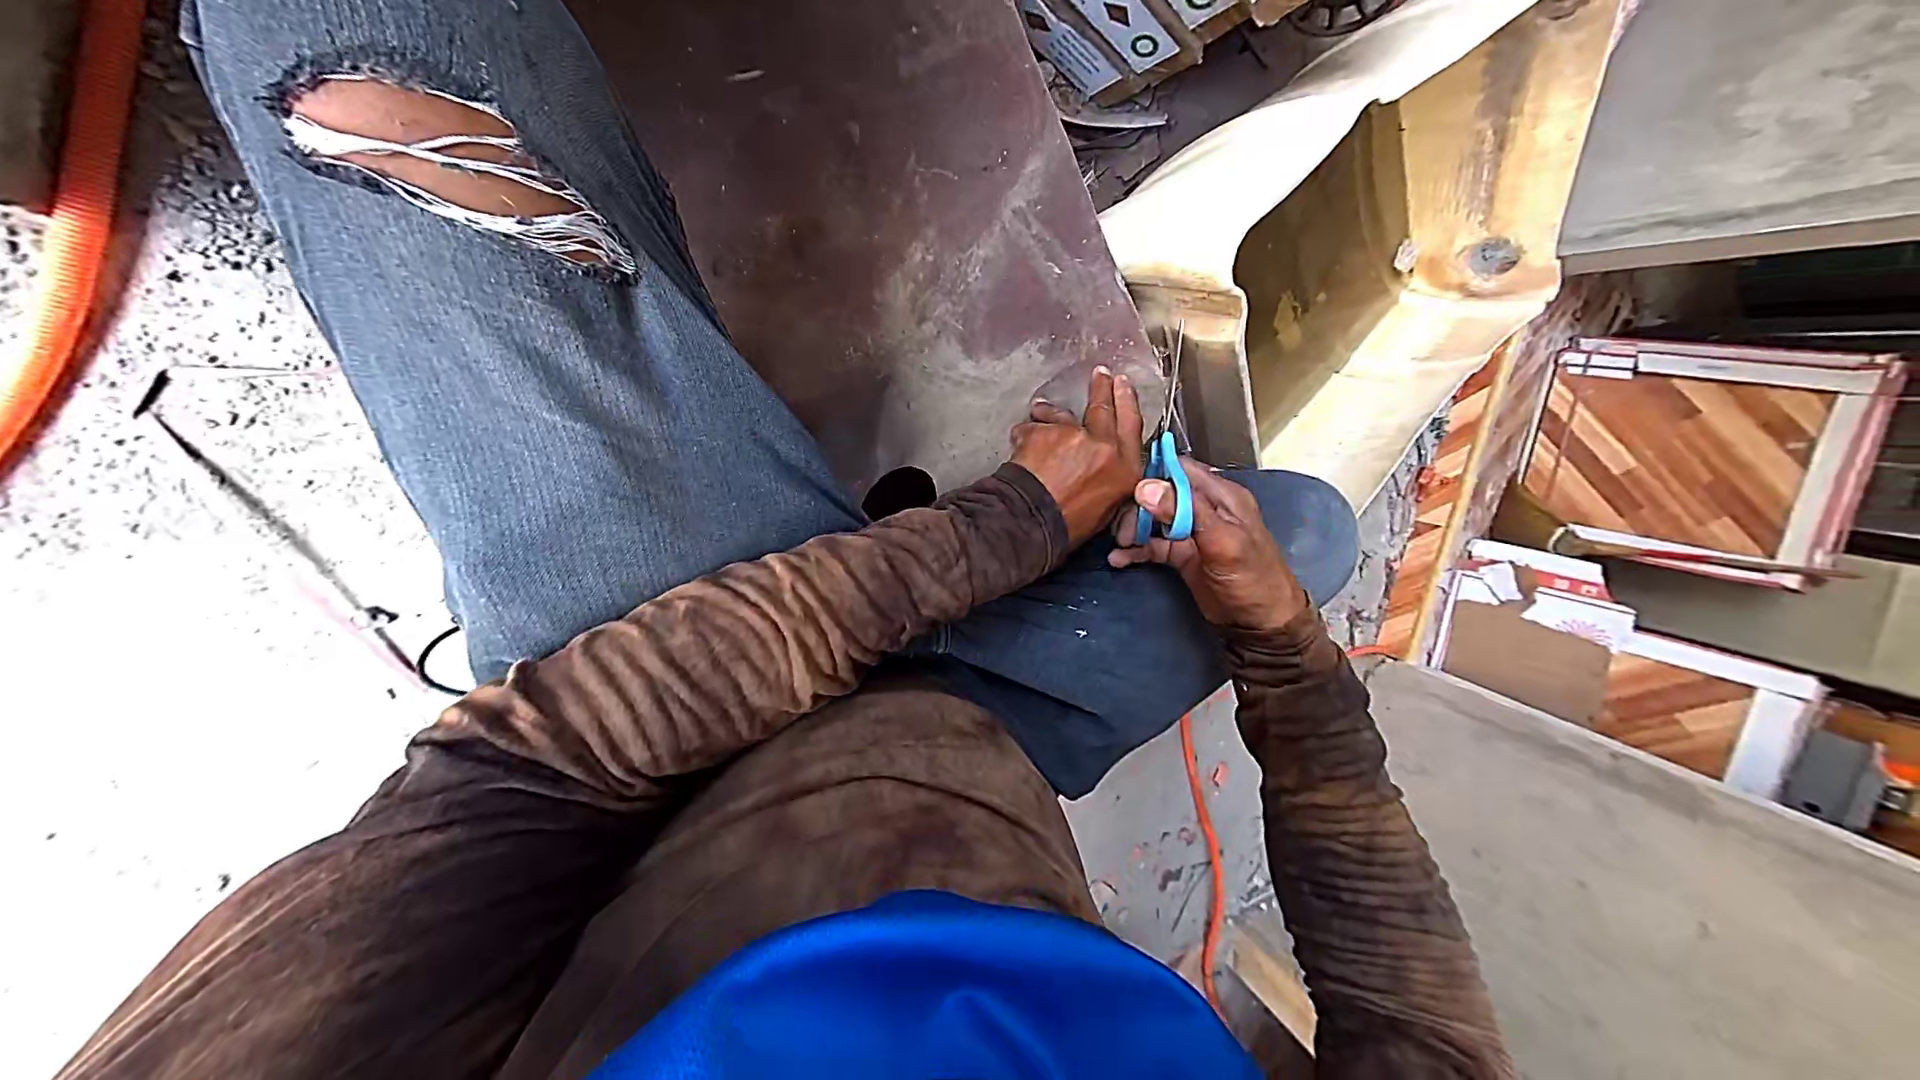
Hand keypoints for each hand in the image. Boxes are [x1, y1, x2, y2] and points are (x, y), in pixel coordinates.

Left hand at [1010, 366, 1143, 547]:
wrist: (1032, 525)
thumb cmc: (1068, 527)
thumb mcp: (1105, 509)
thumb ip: (1109, 480)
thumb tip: (1102, 468)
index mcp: (1126, 470)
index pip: (1132, 427)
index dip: (1127, 402)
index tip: (1123, 384)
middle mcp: (1105, 447)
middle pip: (1104, 409)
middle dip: (1102, 388)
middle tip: (1101, 373)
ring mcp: (1074, 436)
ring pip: (1063, 415)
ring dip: (1052, 412)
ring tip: (1041, 408)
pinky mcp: (1045, 432)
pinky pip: (1034, 426)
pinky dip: (1027, 432)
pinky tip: (1020, 442)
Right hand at [1108, 461, 1310, 634]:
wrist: (1260, 625)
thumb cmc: (1253, 580)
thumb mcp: (1223, 541)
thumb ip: (1187, 511)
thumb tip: (1146, 487)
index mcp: (1222, 496)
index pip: (1180, 470)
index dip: (1153, 476)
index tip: (1128, 490)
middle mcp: (1204, 508)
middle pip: (1160, 494)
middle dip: (1138, 508)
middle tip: (1125, 529)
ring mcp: (1191, 532)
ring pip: (1153, 519)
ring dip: (1133, 529)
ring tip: (1122, 545)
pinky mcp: (1181, 554)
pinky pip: (1152, 545)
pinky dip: (1135, 550)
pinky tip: (1120, 558)